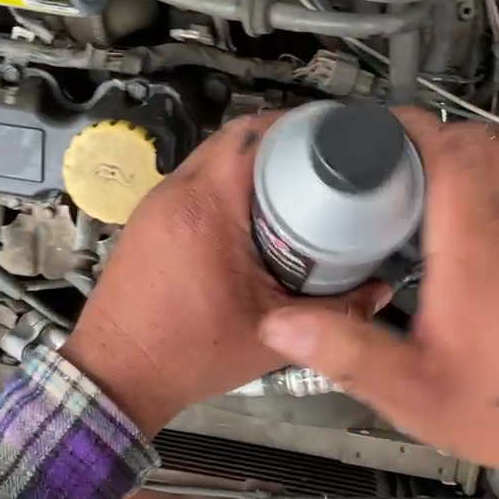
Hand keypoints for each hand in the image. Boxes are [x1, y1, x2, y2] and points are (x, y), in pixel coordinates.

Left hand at [63, 113, 389, 435]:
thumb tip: (378, 290)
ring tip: (296, 182)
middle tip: (323, 159)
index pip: (253, 136)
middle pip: (234, 138)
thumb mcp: (273, 331)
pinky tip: (255, 208)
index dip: (297, 127)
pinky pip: (196, 180)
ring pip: (213, 156)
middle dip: (280, 141)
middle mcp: (177, 193)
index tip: (332, 134)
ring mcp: (158, 203)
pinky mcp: (151, 218)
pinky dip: (228, 181)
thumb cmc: (187, 352)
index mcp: (207, 208)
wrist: (121, 372)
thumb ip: (334, 310)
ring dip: (252, 161)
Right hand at [256, 111, 498, 498]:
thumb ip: (347, 353)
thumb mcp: (415, 393)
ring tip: (432, 177)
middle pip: (480, 145)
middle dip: (434, 137)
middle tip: (396, 156)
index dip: (410, 129)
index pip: (448, 155)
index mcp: (476, 254)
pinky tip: (483, 212)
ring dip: (471, 153)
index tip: (379, 129)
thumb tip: (281, 327)